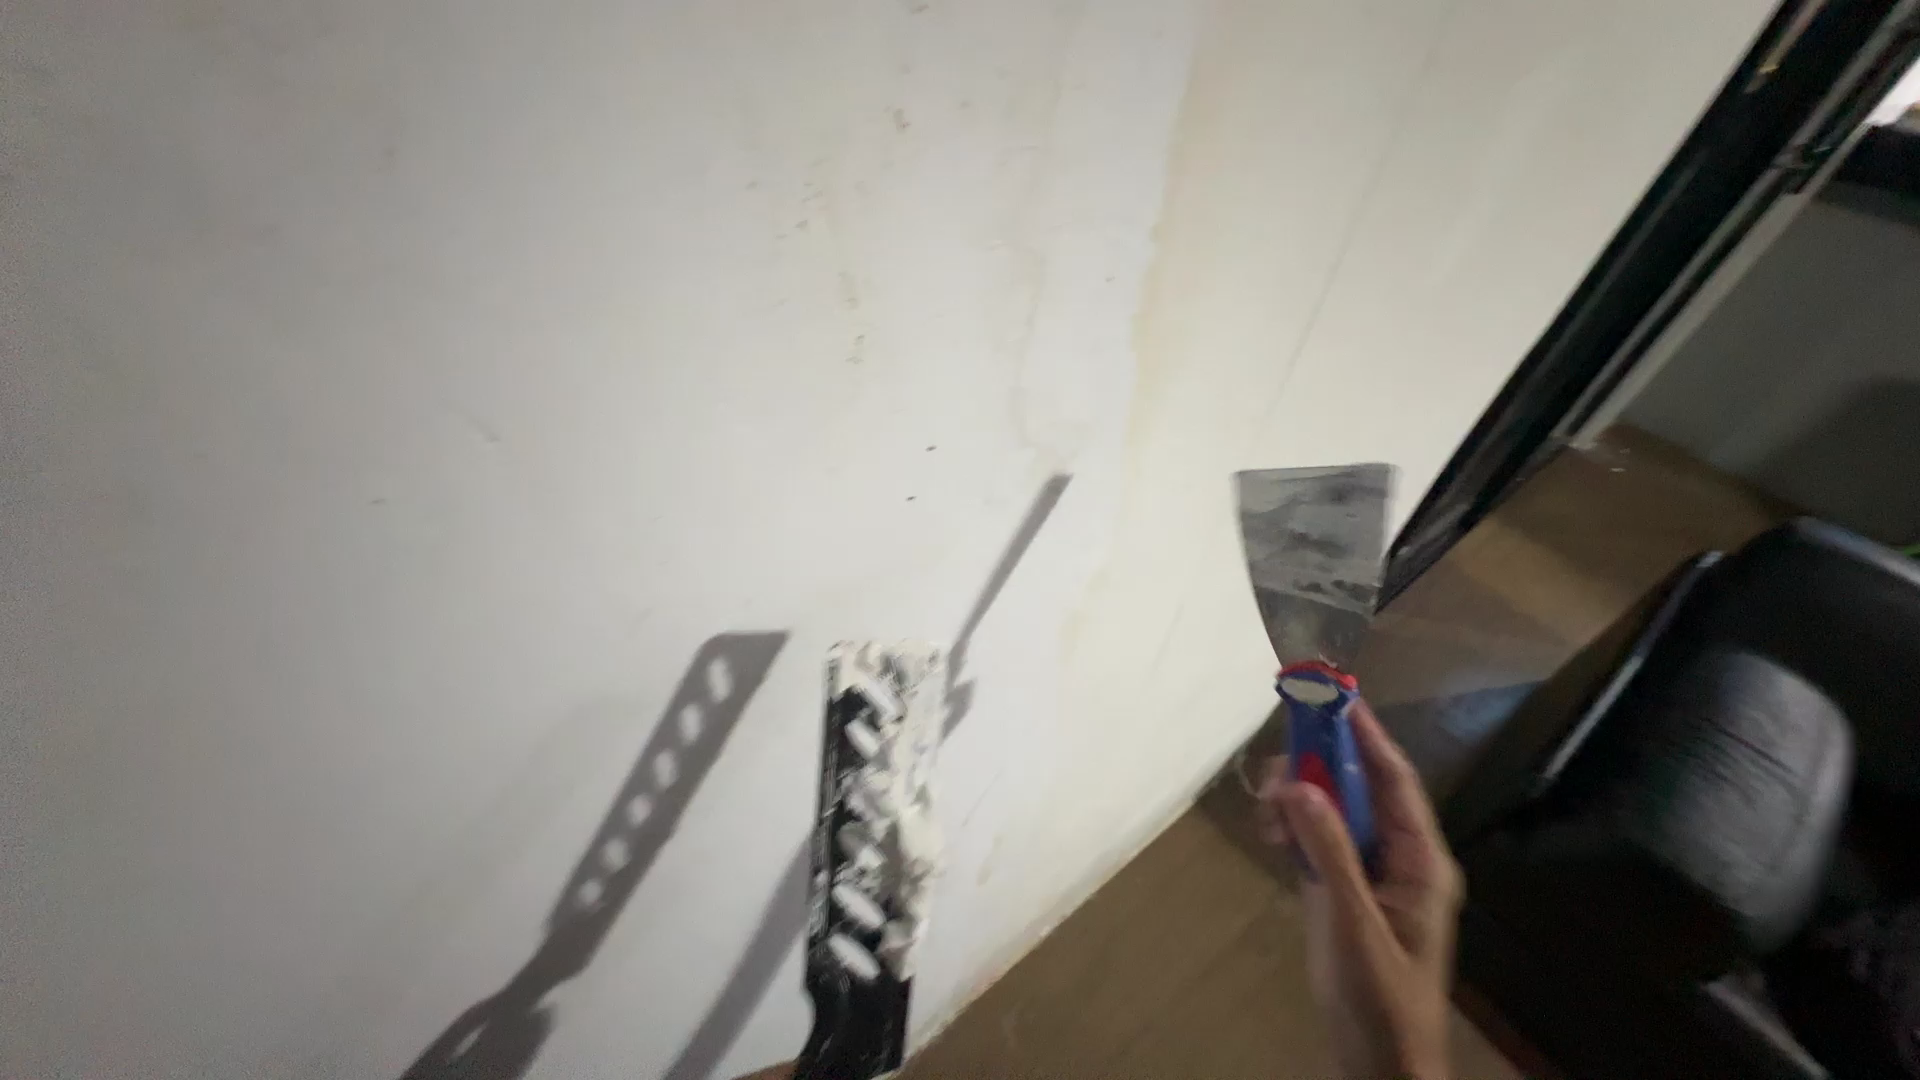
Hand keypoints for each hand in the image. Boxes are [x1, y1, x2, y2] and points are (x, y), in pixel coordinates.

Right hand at [1256, 697, 1463, 1079]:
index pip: (1394, 779)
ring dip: (1298, 801)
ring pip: (1332, 809)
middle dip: (1316, 768)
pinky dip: (1292, 828)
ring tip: (1267, 812)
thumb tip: (1297, 785)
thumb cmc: (1378, 997)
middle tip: (1275, 767)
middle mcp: (1398, 855)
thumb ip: (1327, 851)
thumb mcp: (1351, 922)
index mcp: (1420, 860)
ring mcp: (1370, 870)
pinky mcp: (1344, 886)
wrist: (1378, 1064)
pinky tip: (1272, 837)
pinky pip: (1317, 837)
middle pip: (1358, 788)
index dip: (1365, 733)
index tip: (1334, 694)